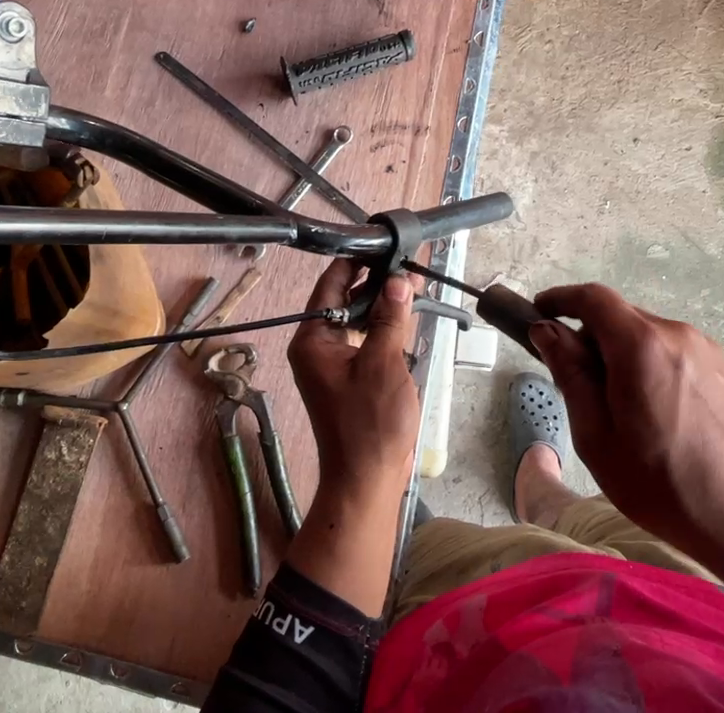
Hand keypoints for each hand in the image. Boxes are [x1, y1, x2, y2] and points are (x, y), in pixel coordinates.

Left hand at [281, 260, 421, 613]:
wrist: (366, 480)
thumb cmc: (370, 424)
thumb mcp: (383, 363)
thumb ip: (389, 318)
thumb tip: (397, 281)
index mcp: (311, 340)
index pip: (330, 285)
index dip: (355, 262)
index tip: (380, 243)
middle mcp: (315, 347)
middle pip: (343, 301)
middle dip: (375, 283)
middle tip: (406, 264)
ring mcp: (331, 364)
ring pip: (355, 321)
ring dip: (381, 305)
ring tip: (412, 284)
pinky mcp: (348, 378)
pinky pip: (363, 341)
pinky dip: (382, 329)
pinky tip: (405, 317)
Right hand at [527, 283, 723, 550]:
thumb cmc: (662, 483)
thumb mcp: (596, 435)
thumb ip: (570, 374)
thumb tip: (547, 332)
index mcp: (641, 346)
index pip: (593, 299)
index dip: (560, 299)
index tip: (538, 313)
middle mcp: (676, 334)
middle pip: (620, 316)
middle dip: (589, 336)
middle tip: (574, 381)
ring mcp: (705, 349)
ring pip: (646, 335)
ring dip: (620, 354)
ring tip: (617, 408)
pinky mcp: (723, 367)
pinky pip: (671, 351)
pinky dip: (648, 364)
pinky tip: (652, 413)